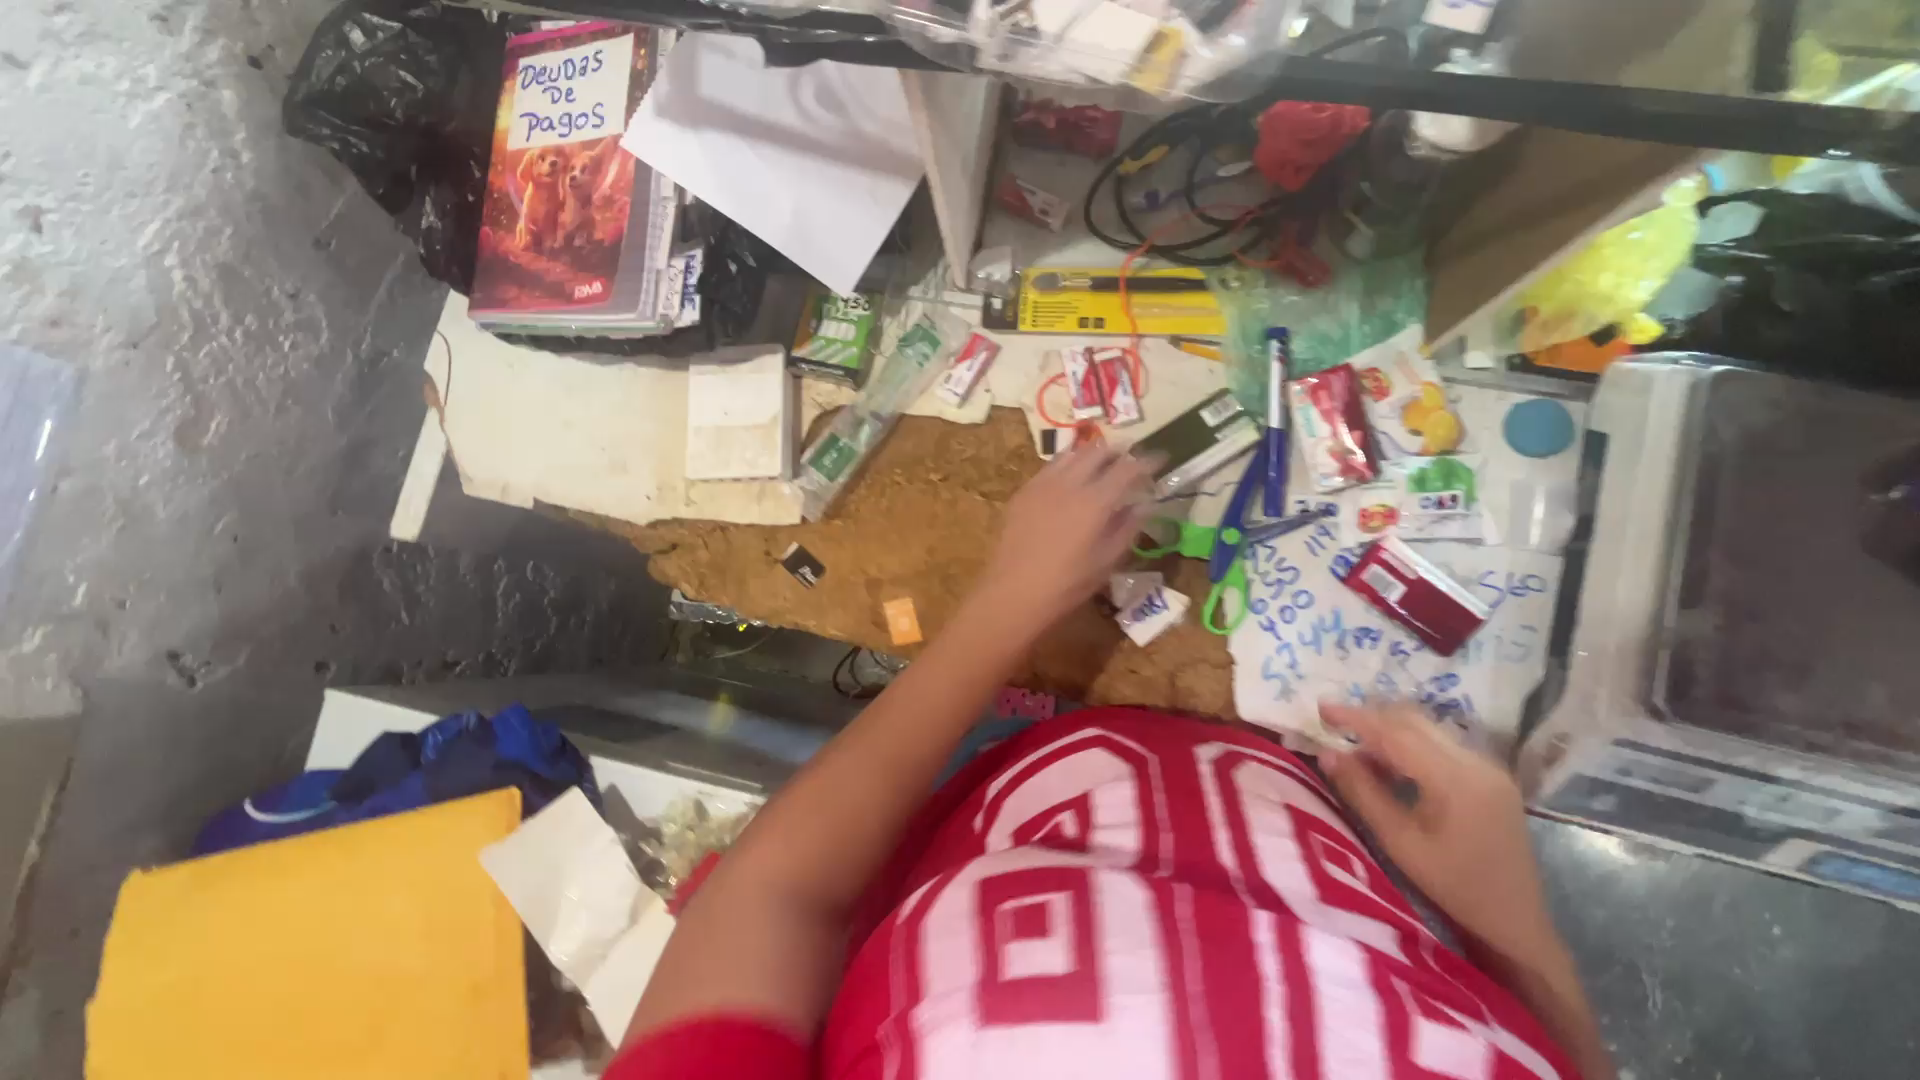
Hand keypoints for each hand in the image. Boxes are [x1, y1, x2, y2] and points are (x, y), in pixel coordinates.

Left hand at [972, 445, 1154, 633]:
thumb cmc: (1067, 584)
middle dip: (1119, 450)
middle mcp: (1070, 483)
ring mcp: (1043, 484)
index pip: (1128, 469)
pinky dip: (1067, 463)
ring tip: (1103, 460)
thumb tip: (1144, 504)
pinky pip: (1050, 467)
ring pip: (1072, 454)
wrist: (1014, 591)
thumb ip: (1127, 528)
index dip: (1148, 461)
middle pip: (1099, 452)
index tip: (1161, 458)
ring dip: (1092, 453)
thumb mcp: (1107, 561)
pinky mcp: (1024, 492)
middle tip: (1131, 456)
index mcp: (1096, 501)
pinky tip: (1070, 474)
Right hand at [1318, 702, 1557, 961]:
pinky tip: (1390, 764)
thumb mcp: (1399, 842)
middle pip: (1415, 722)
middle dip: (1371, 718)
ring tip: (1356, 747)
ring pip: (1428, 730)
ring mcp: (1488, 768)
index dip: (1356, 717)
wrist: (1515, 919)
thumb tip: (1327, 753)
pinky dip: (1410, 745)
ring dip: (1390, 731)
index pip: (1397, 733)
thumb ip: (1362, 793)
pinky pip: (1442, 746)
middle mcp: (1476, 763)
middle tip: (1333, 724)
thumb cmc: (1453, 886)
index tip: (1321, 709)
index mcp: (1455, 780)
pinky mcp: (1490, 777)